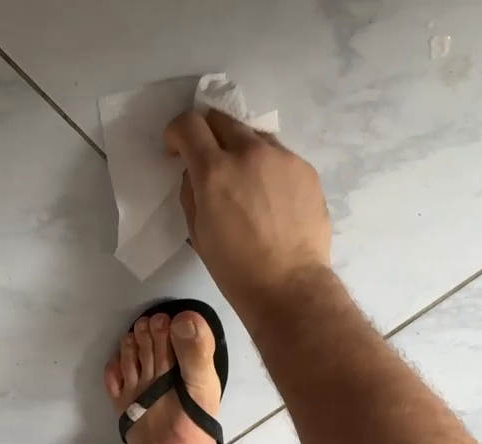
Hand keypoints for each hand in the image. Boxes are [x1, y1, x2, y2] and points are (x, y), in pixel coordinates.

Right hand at [165, 110, 332, 310]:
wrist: (289, 285)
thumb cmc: (235, 269)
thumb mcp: (198, 233)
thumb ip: (192, 194)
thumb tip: (196, 174)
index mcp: (215, 171)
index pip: (188, 125)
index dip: (176, 134)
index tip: (175, 151)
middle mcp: (249, 152)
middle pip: (221, 119)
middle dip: (207, 135)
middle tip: (208, 163)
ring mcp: (282, 157)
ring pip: (253, 135)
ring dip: (240, 150)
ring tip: (244, 184)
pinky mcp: (306, 169)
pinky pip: (279, 157)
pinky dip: (267, 168)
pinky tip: (270, 201)